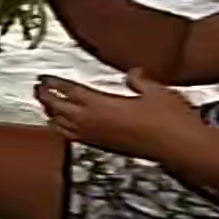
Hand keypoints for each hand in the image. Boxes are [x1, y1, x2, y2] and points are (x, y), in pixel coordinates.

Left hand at [35, 69, 205, 158]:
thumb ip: (140, 81)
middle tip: (38, 88)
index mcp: (99, 103)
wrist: (181, 146)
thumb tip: (133, 72)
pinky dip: (56, 125)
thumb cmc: (172, 119)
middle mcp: (87, 118)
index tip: (43, 78)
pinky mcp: (93, 143)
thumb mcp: (158, 93)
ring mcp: (88, 132)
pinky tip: (56, 122)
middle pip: (54, 104)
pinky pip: (65, 133)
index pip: (67, 90)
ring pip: (55, 119)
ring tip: (44, 102)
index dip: (53, 83)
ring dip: (47, 109)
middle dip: (43, 94)